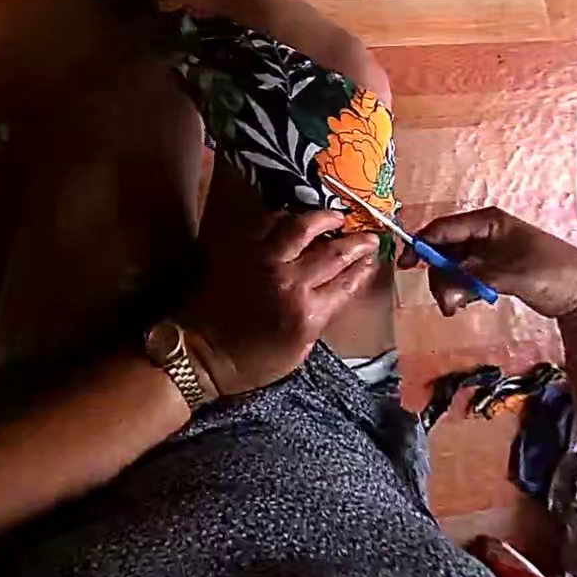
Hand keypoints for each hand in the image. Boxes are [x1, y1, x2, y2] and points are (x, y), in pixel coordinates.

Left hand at [181, 210, 380, 395]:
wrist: (203, 350)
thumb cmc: (253, 360)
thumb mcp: (300, 351)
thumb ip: (321, 316)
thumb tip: (339, 288)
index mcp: (307, 313)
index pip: (346, 282)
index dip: (363, 268)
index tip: (374, 257)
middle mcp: (290, 281)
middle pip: (332, 252)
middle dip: (356, 241)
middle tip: (369, 235)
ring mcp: (265, 260)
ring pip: (302, 228)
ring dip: (324, 219)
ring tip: (337, 217)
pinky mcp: (244, 249)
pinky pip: (271, 224)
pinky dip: (288, 217)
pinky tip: (298, 218)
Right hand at [407, 206, 576, 323]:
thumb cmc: (553, 275)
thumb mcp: (510, 276)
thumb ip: (472, 281)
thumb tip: (442, 293)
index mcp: (488, 221)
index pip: (443, 228)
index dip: (420, 244)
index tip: (405, 265)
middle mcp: (484, 233)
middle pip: (444, 249)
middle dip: (438, 274)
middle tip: (445, 303)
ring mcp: (489, 251)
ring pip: (453, 265)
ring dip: (449, 285)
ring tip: (458, 308)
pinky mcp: (494, 269)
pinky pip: (465, 276)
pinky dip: (460, 289)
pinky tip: (467, 302)